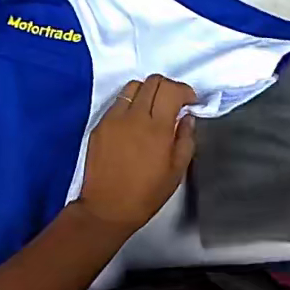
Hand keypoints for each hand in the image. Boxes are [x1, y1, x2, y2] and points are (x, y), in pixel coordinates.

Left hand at [75, 75, 197, 234]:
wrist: (108, 207)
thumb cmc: (147, 193)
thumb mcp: (177, 170)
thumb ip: (186, 138)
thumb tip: (187, 117)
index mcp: (157, 128)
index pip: (171, 89)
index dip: (185, 90)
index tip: (190, 101)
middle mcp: (134, 117)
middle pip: (152, 81)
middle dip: (167, 87)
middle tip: (173, 102)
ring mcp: (113, 119)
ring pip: (132, 87)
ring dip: (147, 92)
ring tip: (152, 109)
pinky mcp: (99, 126)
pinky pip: (117, 103)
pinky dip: (130, 105)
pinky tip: (134, 123)